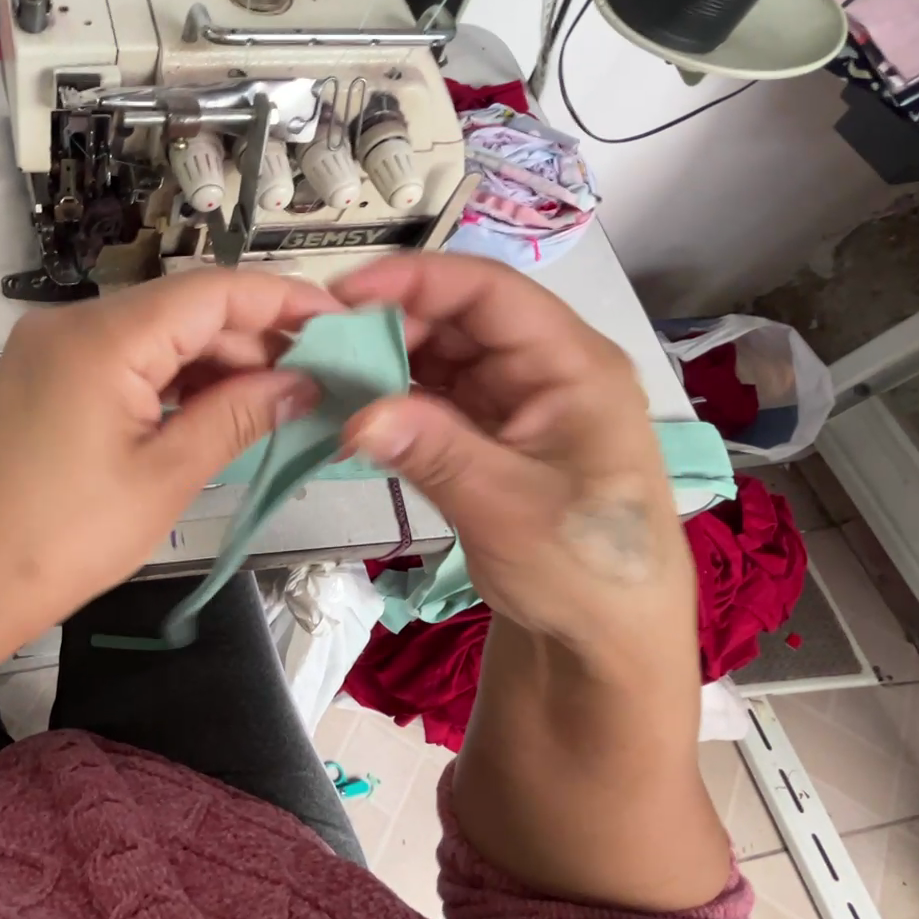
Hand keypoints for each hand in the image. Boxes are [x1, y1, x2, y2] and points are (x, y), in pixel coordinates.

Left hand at [0, 268, 338, 666]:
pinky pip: (121, 359)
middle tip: (315, 380)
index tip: (340, 326)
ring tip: (274, 399)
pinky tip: (213, 406)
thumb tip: (305, 382)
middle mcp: (69, 321)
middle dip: (251, 341)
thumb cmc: (67, 539)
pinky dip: (169, 379)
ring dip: (212, 363)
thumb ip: (240, 413)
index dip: (283, 303)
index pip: (212, 291)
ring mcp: (50, 346)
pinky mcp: (43, 374)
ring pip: (153, 334)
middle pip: (182, 309)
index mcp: (101, 336)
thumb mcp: (168, 475)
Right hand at [332, 253, 693, 651]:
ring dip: (380, 362)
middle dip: (385, 325)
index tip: (340, 296)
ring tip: (321, 378)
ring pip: (434, 356)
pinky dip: (387, 401)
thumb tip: (355, 414)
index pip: (489, 293)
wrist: (601, 637)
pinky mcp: (482, 433)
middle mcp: (539, 369)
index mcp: (570, 366)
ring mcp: (508, 401)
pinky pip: (427, 397)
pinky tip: (346, 413)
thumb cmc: (583, 567)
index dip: (415, 281)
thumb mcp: (508, 507)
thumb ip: (434, 452)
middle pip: (454, 320)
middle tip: (317, 347)